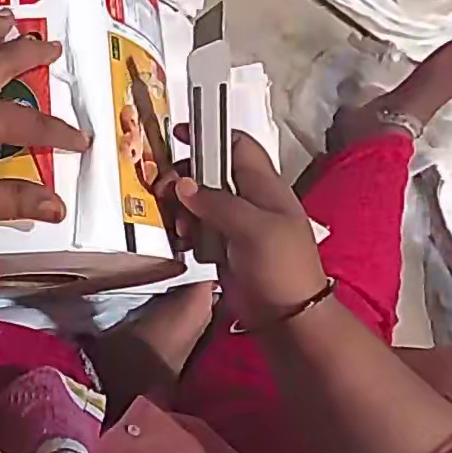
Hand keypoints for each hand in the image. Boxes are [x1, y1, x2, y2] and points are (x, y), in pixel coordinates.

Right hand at [169, 130, 328, 325]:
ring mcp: (235, 225)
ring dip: (182, 208)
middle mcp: (249, 200)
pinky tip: (182, 241)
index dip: (211, 136)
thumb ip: (218, 203)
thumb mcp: (253, 228)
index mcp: (265, 187)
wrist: (287, 316)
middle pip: (210, 173)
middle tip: (164, 191)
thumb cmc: (279, 266)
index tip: (179, 136)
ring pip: (199, 202)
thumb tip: (183, 184)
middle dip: (185, 177)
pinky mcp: (223, 247)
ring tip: (178, 225)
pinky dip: (185, 230)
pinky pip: (197, 228)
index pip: (238, 146)